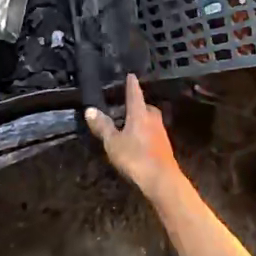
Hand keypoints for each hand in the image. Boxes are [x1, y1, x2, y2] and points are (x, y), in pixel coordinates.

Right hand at [85, 74, 184, 197]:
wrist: (162, 180)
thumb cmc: (135, 157)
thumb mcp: (113, 142)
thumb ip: (103, 126)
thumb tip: (90, 109)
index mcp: (140, 114)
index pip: (134, 94)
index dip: (131, 84)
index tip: (131, 75)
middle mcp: (153, 119)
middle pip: (146, 107)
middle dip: (138, 104)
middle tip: (128, 104)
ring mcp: (161, 133)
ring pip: (151, 120)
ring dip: (143, 119)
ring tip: (131, 123)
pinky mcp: (165, 147)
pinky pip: (153, 133)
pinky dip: (146, 132)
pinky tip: (140, 140)